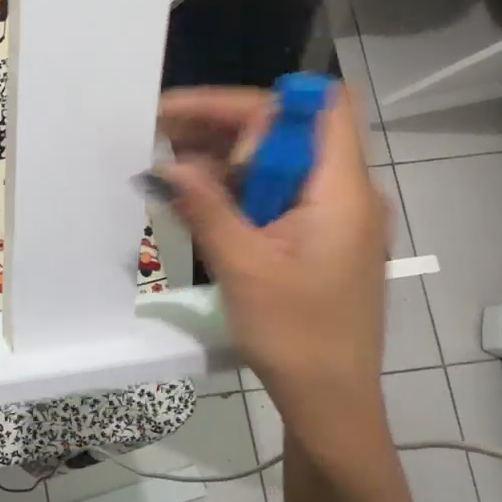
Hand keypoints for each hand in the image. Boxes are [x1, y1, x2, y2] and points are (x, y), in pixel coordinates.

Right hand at [155, 85, 388, 415]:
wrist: (330, 397)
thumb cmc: (295, 333)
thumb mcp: (243, 267)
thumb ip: (206, 208)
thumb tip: (165, 167)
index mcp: (340, 191)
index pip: (314, 109)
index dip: (255, 104)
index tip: (193, 119)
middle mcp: (343, 194)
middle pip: (289, 132)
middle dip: (224, 125)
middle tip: (158, 130)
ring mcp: (331, 218)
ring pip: (277, 165)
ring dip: (224, 158)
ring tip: (164, 162)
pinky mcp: (315, 241)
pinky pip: (274, 197)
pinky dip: (235, 191)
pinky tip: (193, 198)